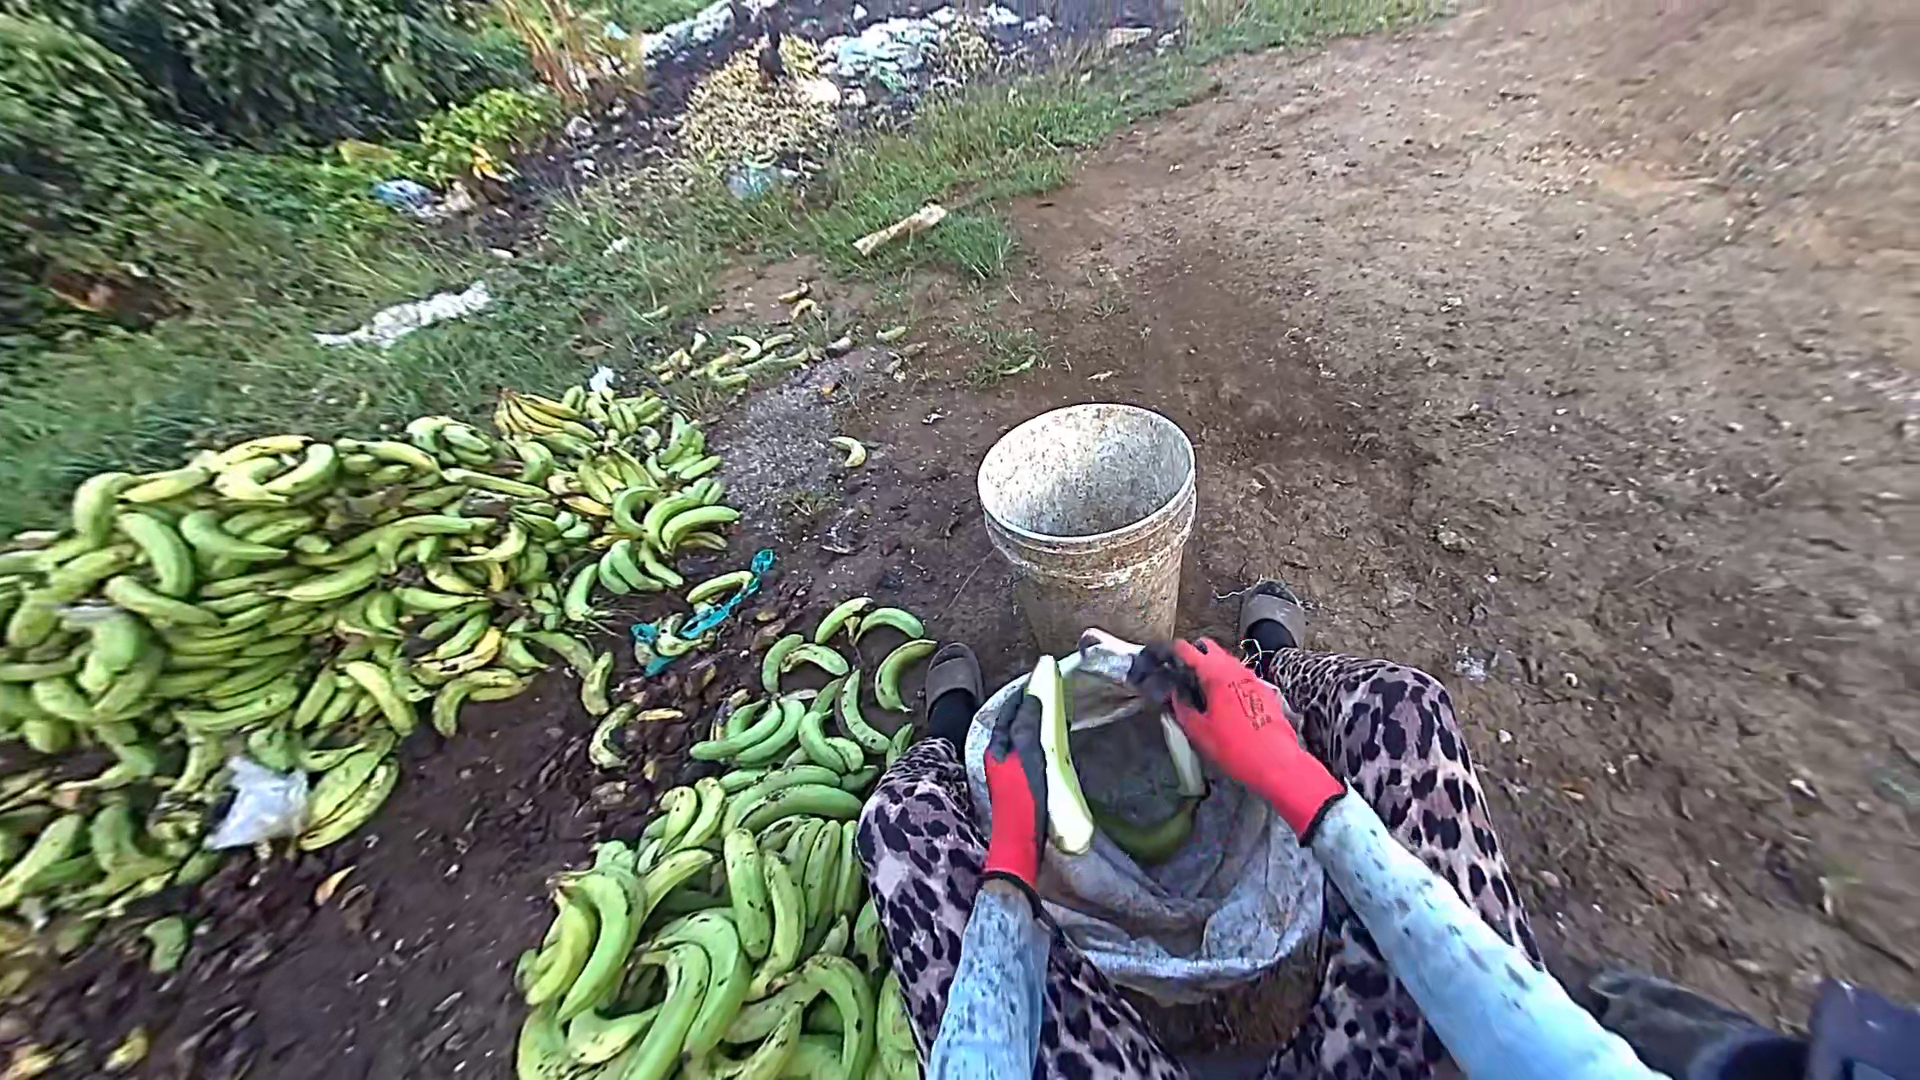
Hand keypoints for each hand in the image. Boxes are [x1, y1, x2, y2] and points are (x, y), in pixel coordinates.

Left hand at [981, 683, 1046, 899]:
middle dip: (1026, 707)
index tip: (1037, 679)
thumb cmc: (1025, 796)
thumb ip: (1027, 726)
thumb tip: (1030, 700)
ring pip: (1017, 737)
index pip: (1008, 712)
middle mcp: (997, 755)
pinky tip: (1048, 744)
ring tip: (1050, 713)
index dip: (1022, 695)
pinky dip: (1035, 740)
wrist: (1020, 841)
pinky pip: (1024, 751)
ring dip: (1031, 722)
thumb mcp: (1028, 755)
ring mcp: (1004, 770)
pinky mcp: (1014, 784)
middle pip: (1011, 723)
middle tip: (1046, 693)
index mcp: (997, 746)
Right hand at [1127, 638, 1345, 841]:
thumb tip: (1176, 697)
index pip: (1187, 650)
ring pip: (1226, 662)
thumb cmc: (1237, 749)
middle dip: (1194, 656)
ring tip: (1200, 690)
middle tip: (1181, 673)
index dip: (1172, 652)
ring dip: (1212, 669)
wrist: (1279, 766)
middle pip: (1209, 648)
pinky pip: (1240, 677)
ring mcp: (1253, 679)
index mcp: (1216, 674)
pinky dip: (1228, 681)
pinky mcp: (1265, 692)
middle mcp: (1236, 670)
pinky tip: (1223, 702)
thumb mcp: (1198, 731)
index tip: (1163, 658)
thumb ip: (1182, 708)